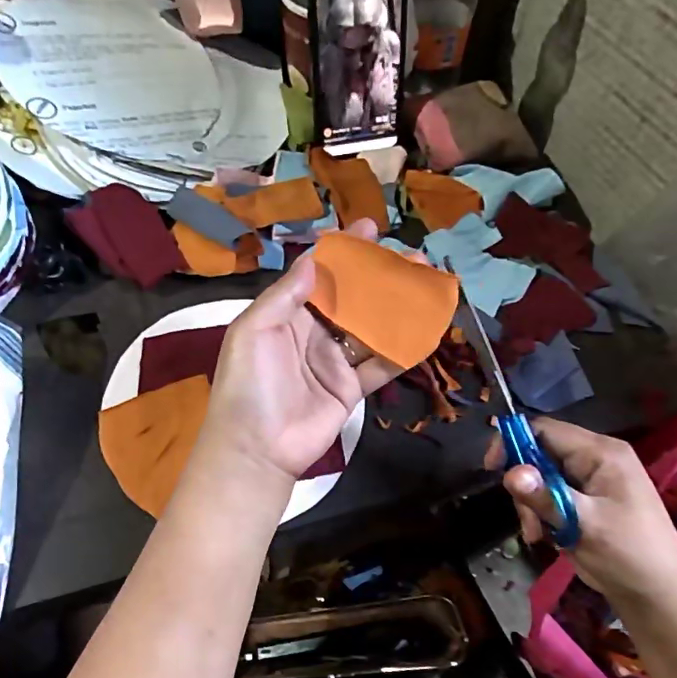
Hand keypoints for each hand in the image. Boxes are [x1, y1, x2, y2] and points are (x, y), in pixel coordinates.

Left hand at [198, 221, 401, 486]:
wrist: (256, 448)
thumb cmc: (248, 385)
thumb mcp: (252, 332)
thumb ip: (283, 296)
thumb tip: (313, 259)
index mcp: (287, 315)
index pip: (320, 276)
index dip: (344, 253)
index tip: (369, 229)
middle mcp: (314, 332)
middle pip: (354, 298)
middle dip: (381, 276)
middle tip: (413, 256)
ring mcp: (335, 361)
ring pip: (372, 327)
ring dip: (399, 307)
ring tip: (427, 283)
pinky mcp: (352, 388)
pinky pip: (382, 364)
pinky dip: (404, 349)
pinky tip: (427, 329)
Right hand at [486, 419, 676, 600]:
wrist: (659, 595)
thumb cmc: (628, 554)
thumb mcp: (583, 524)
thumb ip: (545, 496)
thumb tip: (510, 472)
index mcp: (601, 453)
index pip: (546, 429)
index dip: (514, 442)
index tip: (492, 469)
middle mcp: (596, 459)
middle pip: (541, 455)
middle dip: (526, 486)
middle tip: (528, 521)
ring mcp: (592, 481)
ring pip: (542, 479)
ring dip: (533, 506)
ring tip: (539, 536)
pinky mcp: (587, 502)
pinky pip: (552, 497)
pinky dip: (544, 516)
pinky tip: (549, 538)